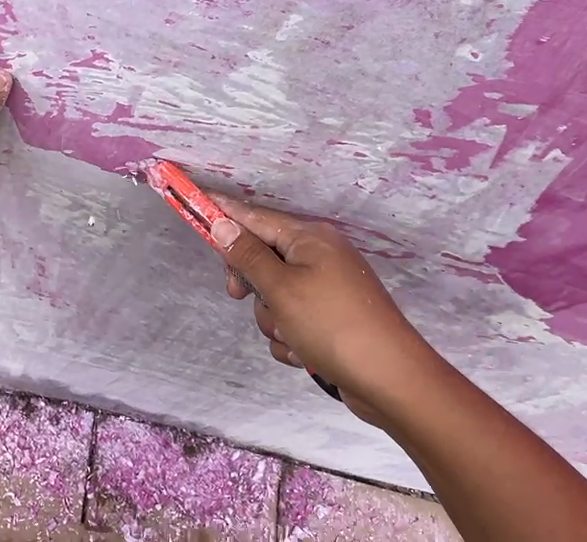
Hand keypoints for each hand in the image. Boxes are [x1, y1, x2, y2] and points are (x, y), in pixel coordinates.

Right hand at [210, 195, 438, 423]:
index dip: (221, 211)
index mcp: (309, 238)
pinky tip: (303, 353)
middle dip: (251, 282)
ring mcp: (328, 288)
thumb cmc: (332, 325)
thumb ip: (246, 255)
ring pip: (274, 294)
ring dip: (273, 318)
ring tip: (291, 336)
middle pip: (262, 256)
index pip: (253, 216)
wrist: (393, 383)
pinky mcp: (332, 319)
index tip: (192, 203)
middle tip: (237, 296)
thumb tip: (221, 222)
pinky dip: (291, 336)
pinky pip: (293, 318)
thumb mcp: (280, 288)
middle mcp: (320, 255)